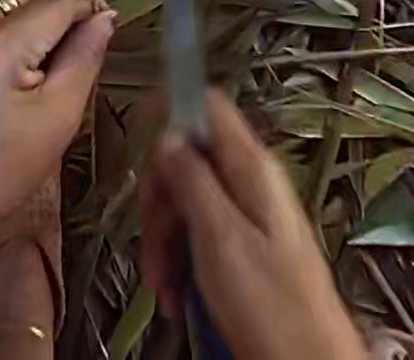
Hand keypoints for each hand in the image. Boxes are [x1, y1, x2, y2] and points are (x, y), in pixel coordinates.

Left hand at [0, 0, 115, 237]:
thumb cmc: (8, 166)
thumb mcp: (60, 113)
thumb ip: (85, 56)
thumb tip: (106, 15)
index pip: (58, 2)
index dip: (89, 7)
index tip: (109, 27)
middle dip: (63, 7)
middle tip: (78, 49)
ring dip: (41, 15)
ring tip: (51, 62)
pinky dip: (21, 24)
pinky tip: (27, 63)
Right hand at [141, 92, 368, 359]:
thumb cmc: (273, 309)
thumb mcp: (221, 239)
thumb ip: (192, 179)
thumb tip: (167, 137)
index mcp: (251, 167)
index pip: (207, 104)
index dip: (171, 108)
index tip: (140, 130)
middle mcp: (250, 180)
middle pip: (188, 158)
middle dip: (161, 199)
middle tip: (154, 242)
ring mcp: (248, 212)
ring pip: (188, 197)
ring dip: (166, 237)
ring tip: (164, 283)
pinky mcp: (245, 243)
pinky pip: (199, 231)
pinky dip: (180, 257)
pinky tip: (177, 290)